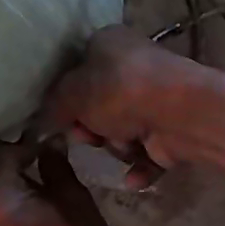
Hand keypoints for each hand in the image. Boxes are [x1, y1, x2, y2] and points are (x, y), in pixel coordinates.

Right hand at [44, 26, 214, 178]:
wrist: (180, 115)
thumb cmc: (120, 92)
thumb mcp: (73, 93)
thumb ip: (54, 105)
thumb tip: (44, 119)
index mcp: (109, 45)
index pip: (79, 71)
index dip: (67, 99)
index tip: (60, 118)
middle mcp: (135, 71)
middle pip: (102, 109)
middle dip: (93, 129)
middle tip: (89, 137)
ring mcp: (158, 104)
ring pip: (125, 135)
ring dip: (119, 147)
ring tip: (124, 146)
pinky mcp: (174, 134)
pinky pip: (150, 156)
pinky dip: (142, 168)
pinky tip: (133, 180)